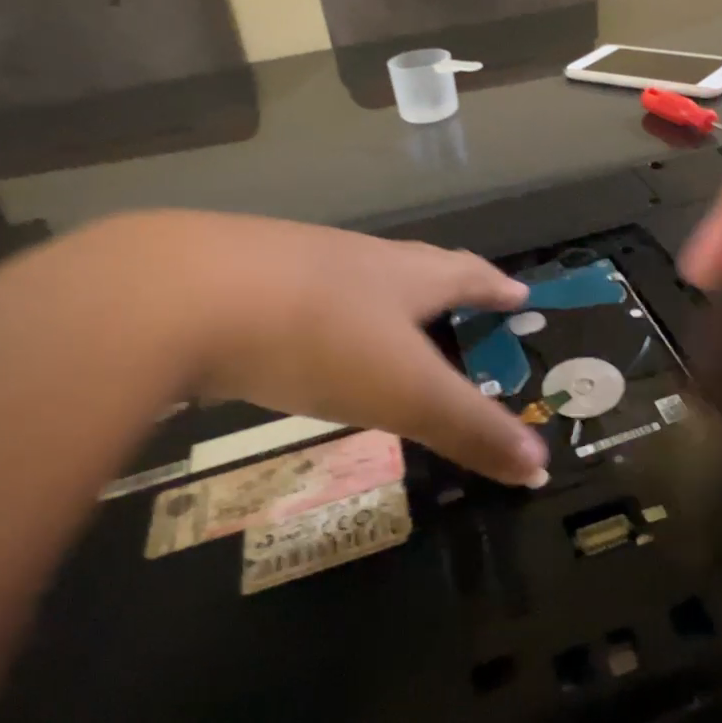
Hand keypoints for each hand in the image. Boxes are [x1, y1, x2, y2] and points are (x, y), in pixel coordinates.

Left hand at [3, 212, 547, 486]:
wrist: (183, 295)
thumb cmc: (321, 336)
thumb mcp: (406, 390)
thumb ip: (471, 429)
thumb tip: (538, 463)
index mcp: (405, 274)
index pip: (467, 273)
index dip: (496, 286)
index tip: (519, 290)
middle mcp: (356, 258)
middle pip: (412, 267)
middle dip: (442, 287)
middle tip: (460, 308)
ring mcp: (294, 264)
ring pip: (351, 280)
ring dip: (377, 302)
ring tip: (385, 329)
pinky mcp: (240, 283)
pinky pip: (298, 300)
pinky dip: (318, 320)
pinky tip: (300, 342)